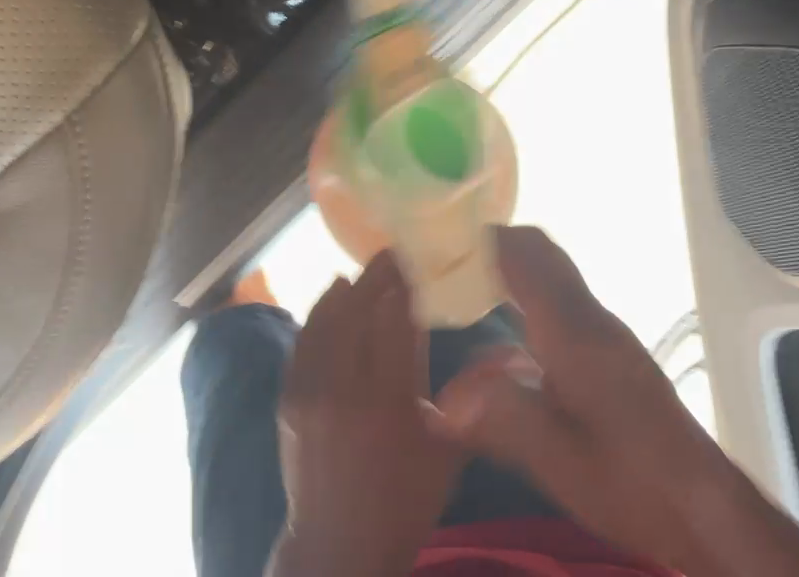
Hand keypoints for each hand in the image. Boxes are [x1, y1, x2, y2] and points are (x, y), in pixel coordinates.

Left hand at [271, 252, 459, 576]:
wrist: (340, 543)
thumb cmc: (406, 500)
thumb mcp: (449, 452)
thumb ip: (471, 396)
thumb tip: (510, 351)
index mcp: (389, 403)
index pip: (396, 319)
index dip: (408, 284)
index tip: (422, 261)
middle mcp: (344, 389)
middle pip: (358, 308)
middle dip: (379, 275)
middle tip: (399, 255)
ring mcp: (309, 390)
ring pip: (327, 317)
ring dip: (349, 288)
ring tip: (371, 270)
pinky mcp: (288, 396)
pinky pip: (305, 338)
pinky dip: (322, 311)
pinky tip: (335, 295)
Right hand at [433, 226, 798, 576]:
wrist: (704, 508)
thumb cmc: (634, 483)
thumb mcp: (561, 462)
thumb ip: (502, 420)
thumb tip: (443, 400)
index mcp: (575, 334)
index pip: (525, 257)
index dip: (480, 239)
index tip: (437, 240)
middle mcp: (591, 320)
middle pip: (541, 252)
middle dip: (492, 245)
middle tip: (445, 260)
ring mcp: (605, 334)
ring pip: (553, 274)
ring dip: (510, 268)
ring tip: (462, 289)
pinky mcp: (611, 353)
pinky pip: (561, 301)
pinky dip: (526, 295)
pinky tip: (504, 338)